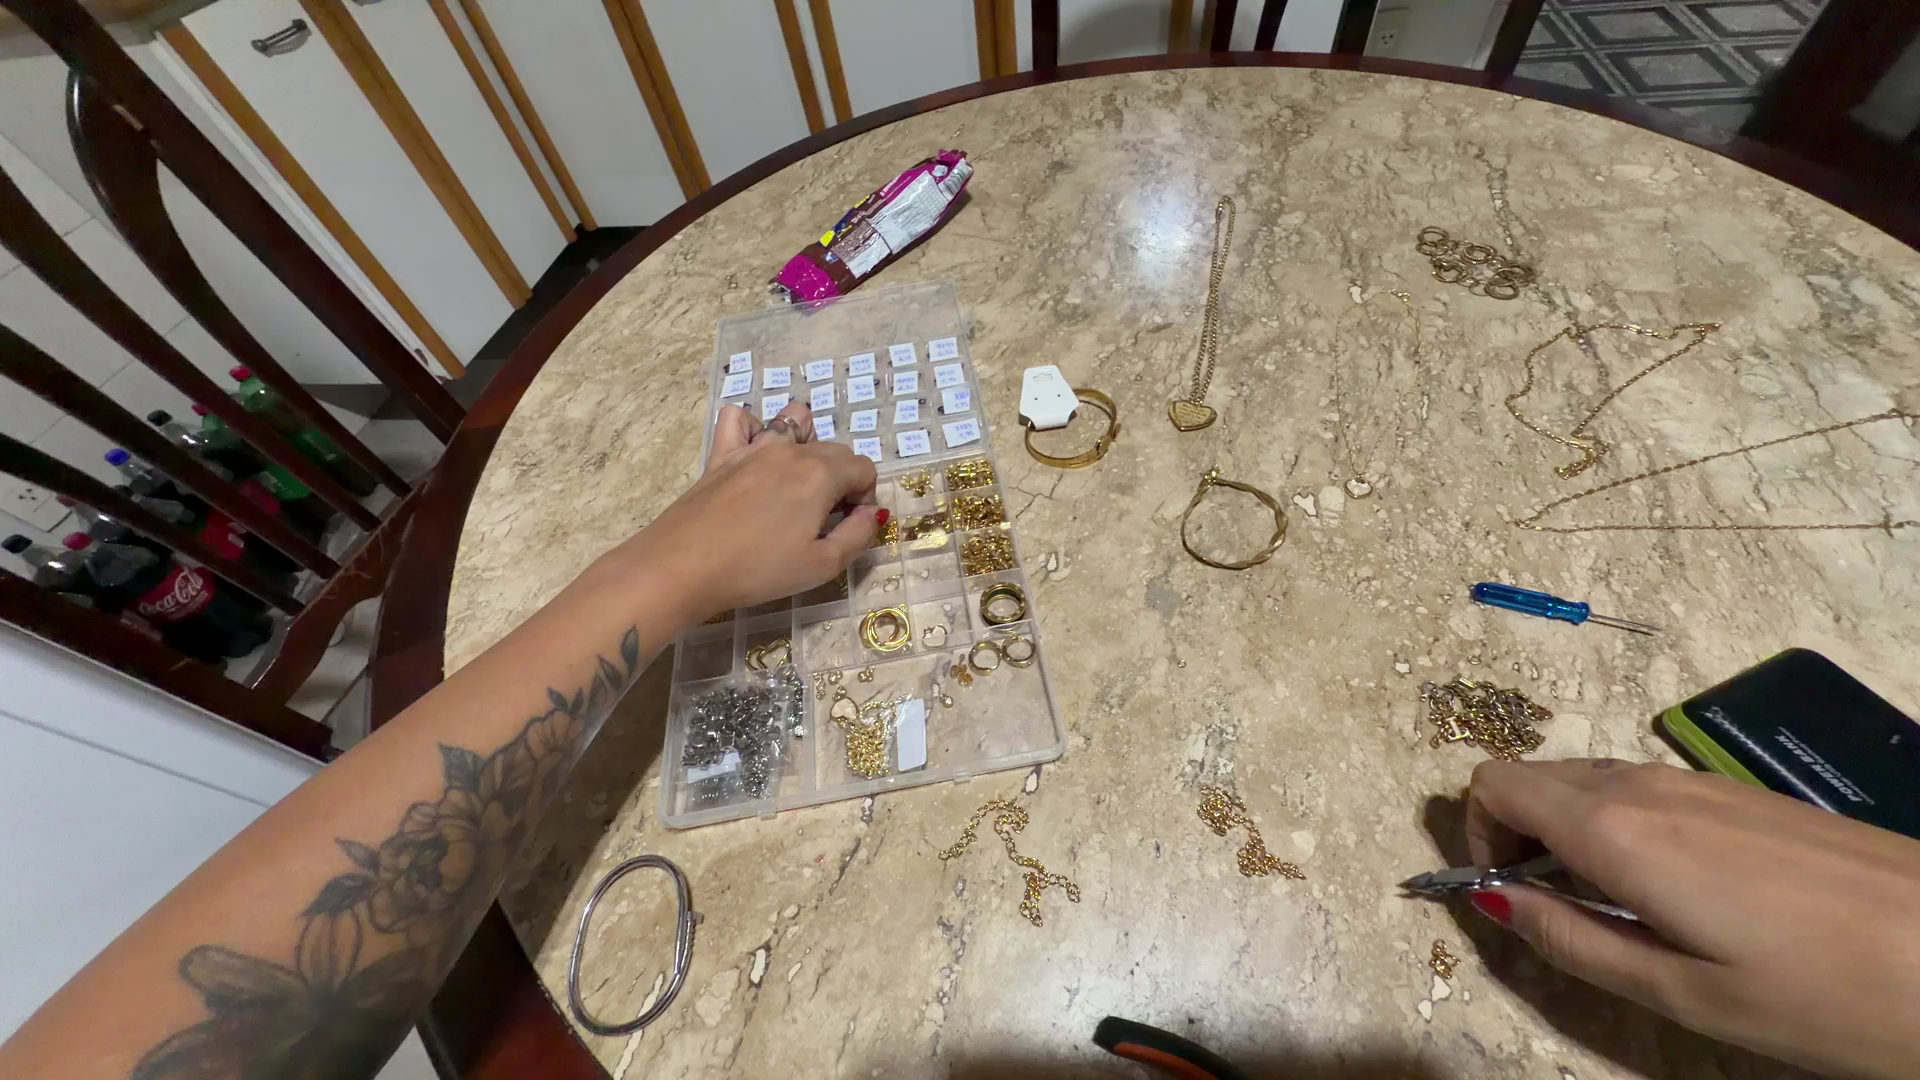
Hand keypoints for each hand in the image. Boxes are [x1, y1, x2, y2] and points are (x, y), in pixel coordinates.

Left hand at [607, 401, 880, 622]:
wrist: (684, 567)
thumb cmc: (759, 570)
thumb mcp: (823, 565)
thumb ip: (858, 535)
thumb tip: (870, 514)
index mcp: (821, 474)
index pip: (864, 468)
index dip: (865, 498)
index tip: (848, 526)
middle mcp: (791, 450)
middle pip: (834, 450)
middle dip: (842, 480)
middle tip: (823, 521)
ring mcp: (753, 448)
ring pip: (793, 423)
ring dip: (807, 444)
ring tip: (797, 481)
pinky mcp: (720, 455)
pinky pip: (739, 420)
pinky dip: (752, 427)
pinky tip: (755, 454)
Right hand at [1465, 759, 1919, 1078]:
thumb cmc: (1833, 994)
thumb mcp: (1686, 994)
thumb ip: (1569, 939)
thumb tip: (1490, 898)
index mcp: (1610, 828)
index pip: (1491, 784)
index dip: (1476, 829)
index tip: (1507, 885)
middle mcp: (1634, 784)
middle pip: (1528, 776)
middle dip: (1513, 827)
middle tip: (1553, 898)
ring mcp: (1686, 779)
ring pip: (1578, 778)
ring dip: (1562, 823)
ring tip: (1615, 895)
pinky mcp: (1729, 788)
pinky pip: (1631, 785)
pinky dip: (1612, 818)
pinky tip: (1677, 880)